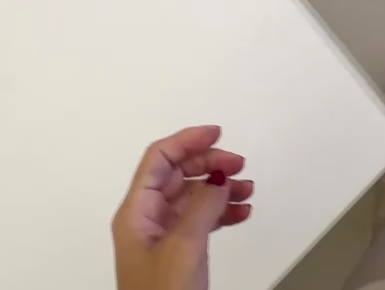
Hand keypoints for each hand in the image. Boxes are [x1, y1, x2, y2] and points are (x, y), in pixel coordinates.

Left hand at [114, 125, 255, 289]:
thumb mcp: (184, 246)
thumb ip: (203, 205)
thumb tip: (219, 176)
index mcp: (137, 211)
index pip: (159, 158)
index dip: (187, 139)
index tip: (217, 132)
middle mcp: (147, 217)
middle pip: (179, 173)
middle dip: (210, 164)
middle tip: (239, 164)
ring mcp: (162, 235)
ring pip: (194, 195)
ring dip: (221, 187)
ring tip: (247, 189)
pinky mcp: (177, 251)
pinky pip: (201, 217)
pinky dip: (223, 210)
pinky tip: (241, 212)